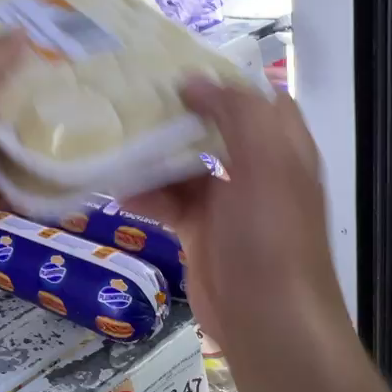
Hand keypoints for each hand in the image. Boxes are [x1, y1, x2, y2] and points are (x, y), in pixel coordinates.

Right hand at [125, 80, 346, 358]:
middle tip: (127, 98)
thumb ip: (236, 113)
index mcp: (281, 147)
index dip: (219, 80)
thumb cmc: (270, 238)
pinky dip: (143, 194)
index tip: (173, 67)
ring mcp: (227, 202)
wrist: (269, 324)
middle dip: (173, 113)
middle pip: (211, 127)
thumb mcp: (265, 163)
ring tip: (111, 142)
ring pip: (183, 163)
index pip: (254, 97)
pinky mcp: (200, 231)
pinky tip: (117, 193)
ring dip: (150, 154)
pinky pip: (167, 200)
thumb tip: (192, 81)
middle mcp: (256, 168)